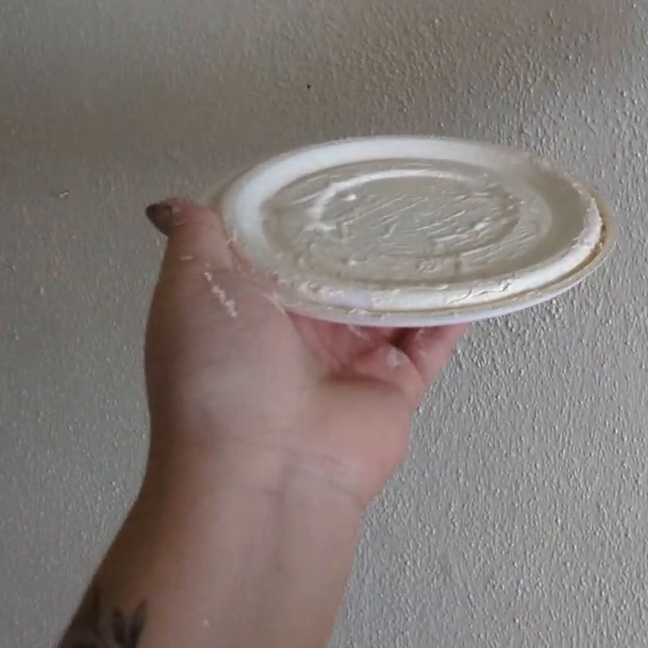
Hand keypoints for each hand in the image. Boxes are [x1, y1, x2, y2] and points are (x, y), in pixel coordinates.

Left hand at [139, 199, 467, 509]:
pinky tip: (476, 277)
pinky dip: (458, 309)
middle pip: (355, 274)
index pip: (294, 252)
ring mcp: (357, 359)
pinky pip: (438, 337)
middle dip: (380, 240)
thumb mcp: (193, 292)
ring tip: (451, 227)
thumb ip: (198, 241)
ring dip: (424, 271)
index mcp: (260, 310)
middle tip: (411, 196)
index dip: (317, 217)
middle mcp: (309, 335)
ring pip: (401, 302)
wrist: (268, 467)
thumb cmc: (220, 382)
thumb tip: (171, 205)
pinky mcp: (400, 383)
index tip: (345, 179)